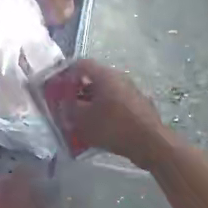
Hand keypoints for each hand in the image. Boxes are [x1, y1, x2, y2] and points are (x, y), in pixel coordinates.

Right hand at [44, 59, 164, 159]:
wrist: (150, 143)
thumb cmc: (113, 127)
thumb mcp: (82, 119)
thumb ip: (69, 107)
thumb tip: (64, 102)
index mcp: (105, 76)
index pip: (81, 64)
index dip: (66, 73)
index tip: (57, 87)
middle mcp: (119, 78)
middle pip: (93, 78)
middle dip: (77, 90)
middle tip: (66, 105)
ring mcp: (131, 91)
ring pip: (104, 92)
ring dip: (90, 102)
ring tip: (79, 118)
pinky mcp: (138, 105)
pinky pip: (114, 102)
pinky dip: (103, 110)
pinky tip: (97, 126)